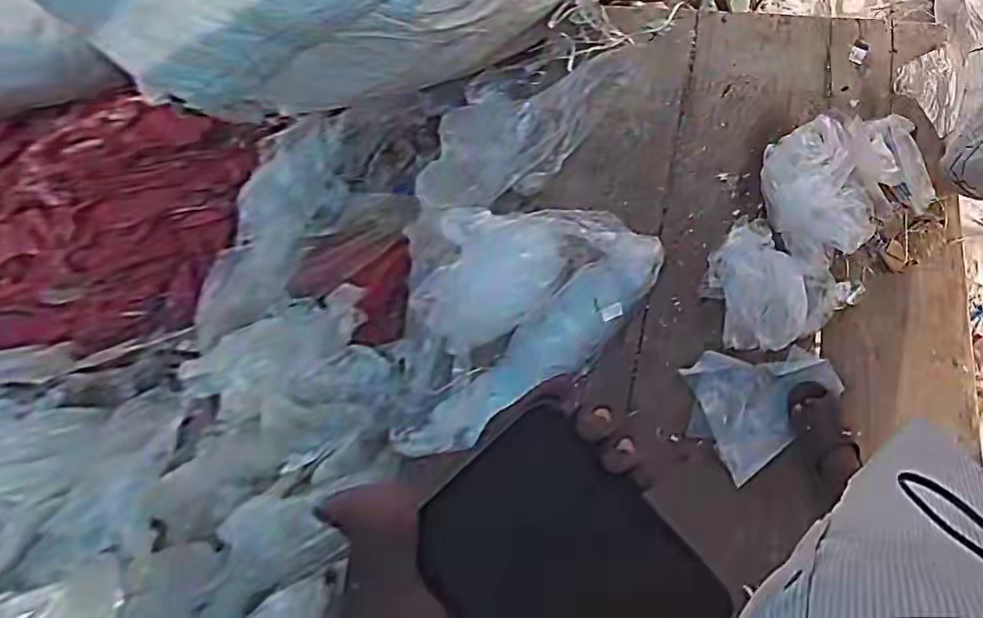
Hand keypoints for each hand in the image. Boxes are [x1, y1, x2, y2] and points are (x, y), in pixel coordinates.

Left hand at [317, 377, 638, 617]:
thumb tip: (338, 497)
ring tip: (622, 453)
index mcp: (475, 502)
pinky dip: (638, 475)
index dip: (539, 403)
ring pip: (594, 462)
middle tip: (598, 423)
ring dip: (616, 443)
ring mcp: (558, 524)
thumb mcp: (398, 598)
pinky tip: (644, 474)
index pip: (508, 435)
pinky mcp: (592, 544)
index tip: (568, 386)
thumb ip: (385, 547)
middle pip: (561, 441)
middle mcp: (520, 503)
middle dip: (587, 419)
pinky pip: (621, 497)